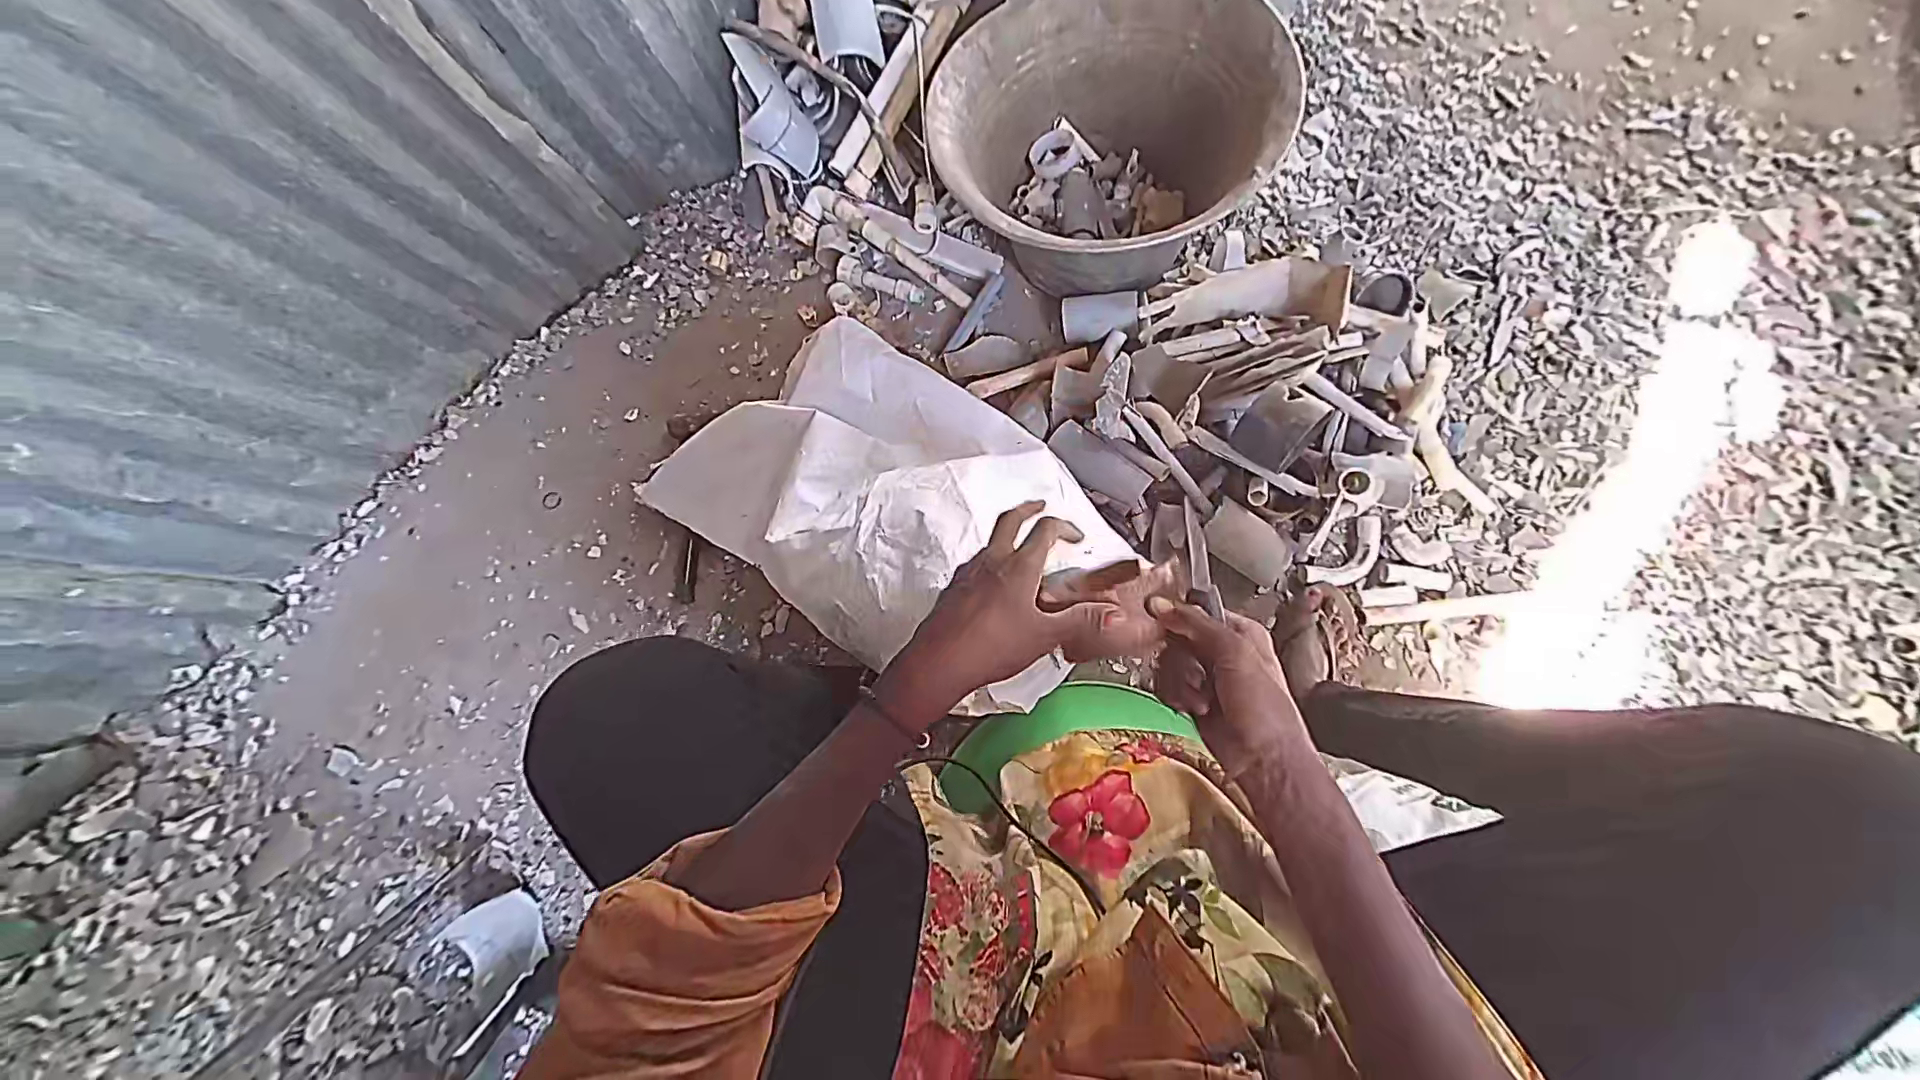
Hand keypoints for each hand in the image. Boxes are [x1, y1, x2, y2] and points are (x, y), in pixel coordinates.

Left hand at [876, 501, 1165, 723]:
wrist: (939, 662)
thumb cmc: (989, 648)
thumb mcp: (1045, 635)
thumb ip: (1081, 620)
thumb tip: (1112, 614)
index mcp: (1018, 568)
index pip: (1045, 530)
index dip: (1065, 526)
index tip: (1075, 534)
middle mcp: (991, 562)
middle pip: (1010, 519)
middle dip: (1028, 509)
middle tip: (1039, 507)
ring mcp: (969, 573)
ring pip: (990, 541)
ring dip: (1007, 536)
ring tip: (1019, 548)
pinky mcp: (953, 588)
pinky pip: (974, 564)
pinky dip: (989, 561)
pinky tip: (992, 582)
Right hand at [1149, 598, 1302, 769]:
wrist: (1263, 762)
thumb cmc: (1267, 713)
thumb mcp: (1235, 654)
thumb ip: (1197, 624)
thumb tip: (1163, 604)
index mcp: (1240, 633)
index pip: (1196, 612)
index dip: (1179, 620)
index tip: (1168, 629)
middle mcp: (1222, 653)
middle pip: (1175, 638)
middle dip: (1181, 661)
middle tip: (1199, 676)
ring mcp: (1206, 677)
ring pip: (1168, 663)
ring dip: (1180, 684)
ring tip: (1202, 699)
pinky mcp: (1192, 699)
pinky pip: (1166, 686)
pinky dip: (1176, 698)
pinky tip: (1195, 709)